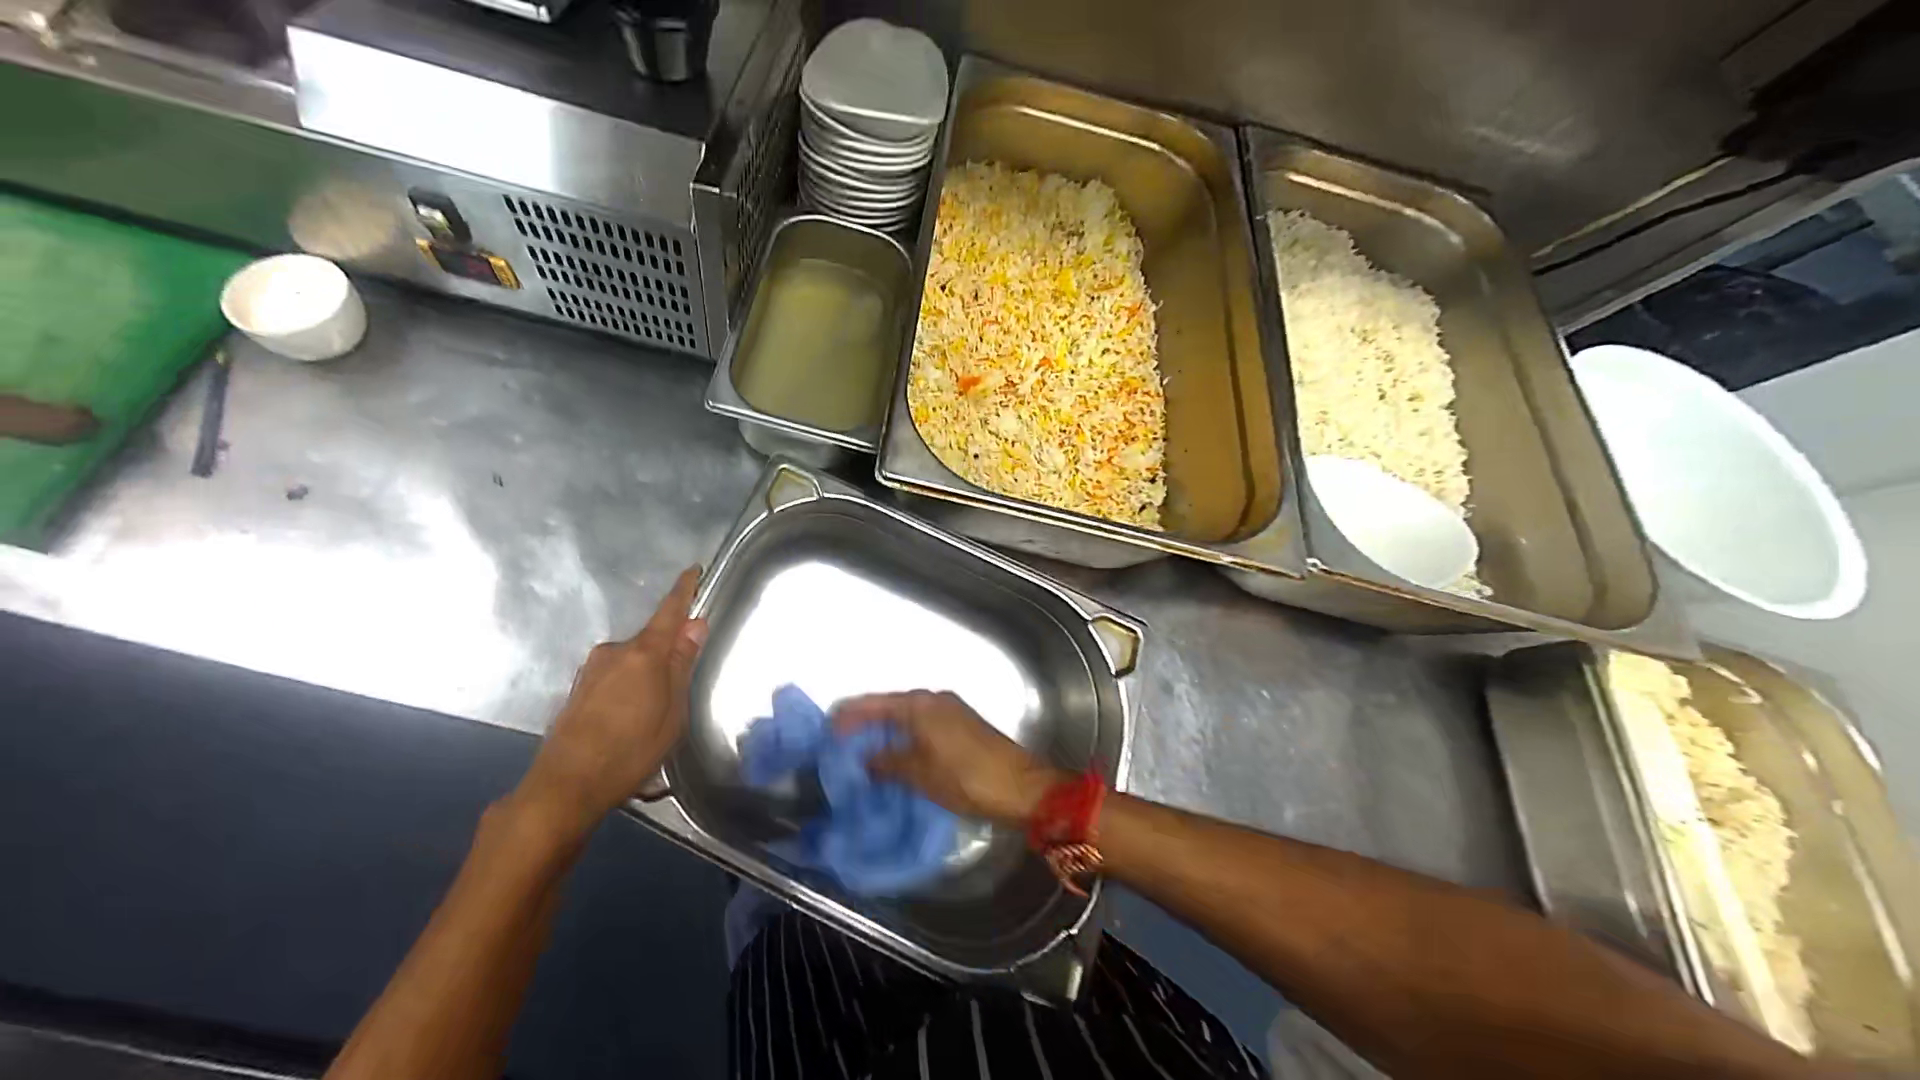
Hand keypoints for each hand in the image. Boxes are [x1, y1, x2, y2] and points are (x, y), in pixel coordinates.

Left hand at [514, 567, 707, 836]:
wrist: (565, 786)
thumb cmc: (630, 750)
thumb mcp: (672, 712)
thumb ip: (682, 665)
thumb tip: (695, 625)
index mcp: (644, 654)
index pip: (669, 612)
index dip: (684, 590)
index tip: (693, 570)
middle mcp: (615, 652)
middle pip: (652, 640)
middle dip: (669, 653)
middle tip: (683, 686)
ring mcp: (593, 670)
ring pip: (633, 661)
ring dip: (648, 676)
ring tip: (656, 714)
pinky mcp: (580, 689)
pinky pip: (617, 677)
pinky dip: (631, 688)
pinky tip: (632, 721)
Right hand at [833, 691, 1066, 824]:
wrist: (1022, 786)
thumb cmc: (966, 777)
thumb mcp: (920, 774)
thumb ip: (888, 762)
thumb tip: (867, 759)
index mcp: (920, 704)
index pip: (874, 703)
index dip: (849, 715)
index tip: (827, 729)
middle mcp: (934, 700)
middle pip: (890, 706)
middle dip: (865, 722)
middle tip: (839, 742)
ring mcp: (951, 712)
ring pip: (907, 717)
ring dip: (885, 731)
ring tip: (861, 751)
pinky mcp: (962, 727)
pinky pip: (922, 726)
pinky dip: (904, 737)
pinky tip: (894, 755)